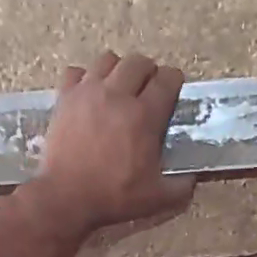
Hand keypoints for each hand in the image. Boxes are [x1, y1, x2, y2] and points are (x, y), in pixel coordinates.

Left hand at [20, 51, 194, 236]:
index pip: (166, 81)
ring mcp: (88, 92)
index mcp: (144, 116)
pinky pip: (77, 72)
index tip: (176, 87)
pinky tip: (91, 93)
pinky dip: (86, 77)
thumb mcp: (159, 197)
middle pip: (137, 62)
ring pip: (107, 60)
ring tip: (121, 86)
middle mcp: (117, 95)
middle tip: (150, 86)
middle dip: (149, 70)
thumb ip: (182, 186)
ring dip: (119, 69)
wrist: (67, 196)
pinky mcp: (65, 98)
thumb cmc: (116, 196)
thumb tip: (192, 178)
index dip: (175, 80)